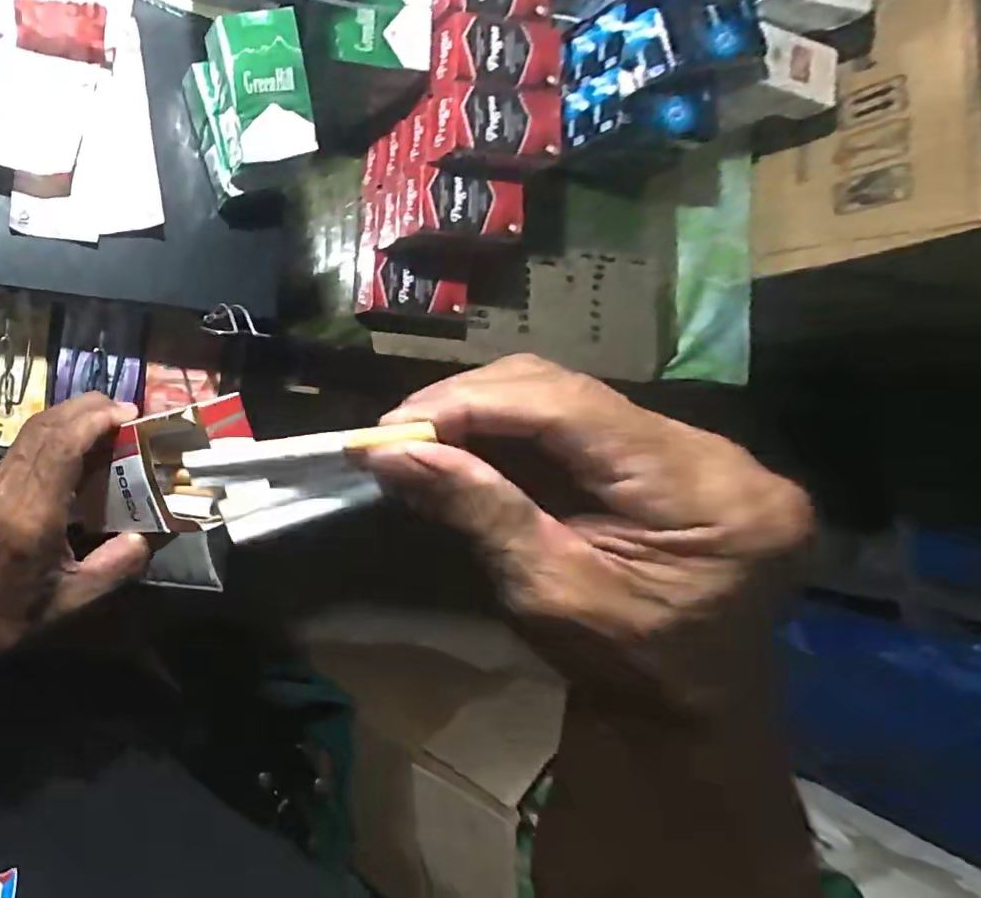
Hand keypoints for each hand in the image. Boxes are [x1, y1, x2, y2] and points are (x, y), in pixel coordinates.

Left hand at [0, 393, 152, 666]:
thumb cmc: (15, 613)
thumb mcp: (75, 598)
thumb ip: (117, 564)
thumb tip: (151, 534)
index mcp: (32, 516)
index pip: (61, 446)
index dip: (95, 420)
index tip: (128, 413)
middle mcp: (9, 488)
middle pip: (47, 426)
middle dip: (87, 407)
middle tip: (125, 409)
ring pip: (32, 429)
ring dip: (70, 414)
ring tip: (107, 417)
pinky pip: (24, 442)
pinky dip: (54, 429)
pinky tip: (77, 440)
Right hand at [360, 355, 812, 714]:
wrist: (684, 706)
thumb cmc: (623, 664)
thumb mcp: (543, 590)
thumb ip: (475, 509)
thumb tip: (389, 452)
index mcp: (700, 489)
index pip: (568, 407)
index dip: (471, 404)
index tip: (395, 427)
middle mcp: (703, 451)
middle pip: (556, 385)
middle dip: (463, 402)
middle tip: (396, 435)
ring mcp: (677, 448)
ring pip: (549, 389)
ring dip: (471, 408)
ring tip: (416, 439)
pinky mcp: (645, 454)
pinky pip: (553, 415)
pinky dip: (490, 425)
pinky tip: (453, 446)